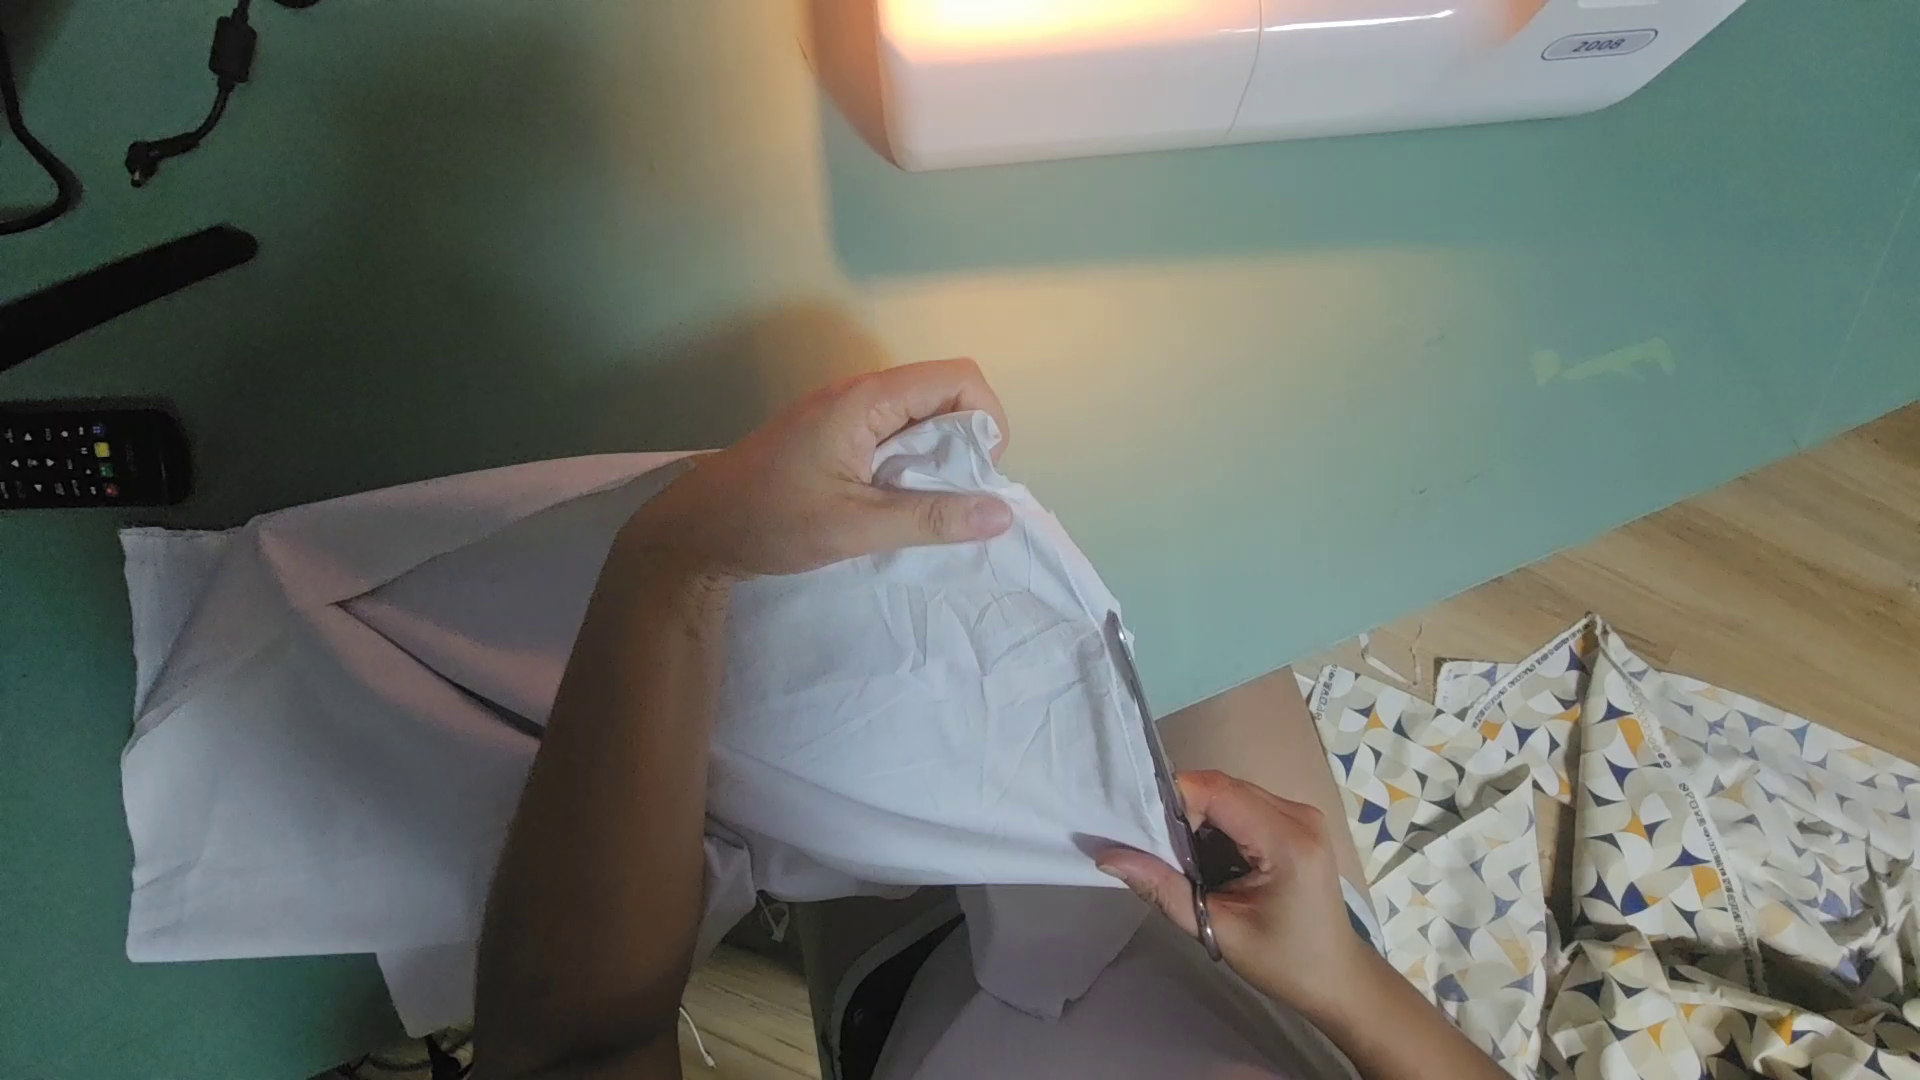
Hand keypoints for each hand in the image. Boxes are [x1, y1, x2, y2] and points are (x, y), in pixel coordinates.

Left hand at [621, 358, 1015, 583]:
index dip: (985, 420)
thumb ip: (930, 518)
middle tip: (951, 500)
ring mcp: (845, 414)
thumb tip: (1003, 514)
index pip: (959, 377)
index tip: (976, 474)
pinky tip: (894, 504)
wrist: (694, 532)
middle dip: (964, 444)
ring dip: (936, 459)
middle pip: (943, 394)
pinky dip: (910, 467)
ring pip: (920, 418)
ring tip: (923, 507)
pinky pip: (894, 437)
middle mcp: (859, 395)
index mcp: (866, 400)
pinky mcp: (834, 436)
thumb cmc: (769, 522)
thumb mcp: (855, 526)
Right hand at [1097, 770, 1374, 1017]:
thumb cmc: (1285, 963)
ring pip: (1228, 791)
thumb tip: (1107, 857)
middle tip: (1159, 848)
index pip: (1214, 790)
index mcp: (1287, 840)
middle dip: (1182, 810)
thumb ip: (1162, 888)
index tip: (1146, 832)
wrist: (1340, 981)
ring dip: (1198, 815)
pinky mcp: (1296, 819)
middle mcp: (1298, 814)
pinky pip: (1241, 801)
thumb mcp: (1218, 930)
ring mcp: (1300, 813)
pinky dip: (1216, 821)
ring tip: (1185, 858)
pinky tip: (1211, 857)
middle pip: (1219, 786)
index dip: (1172, 800)